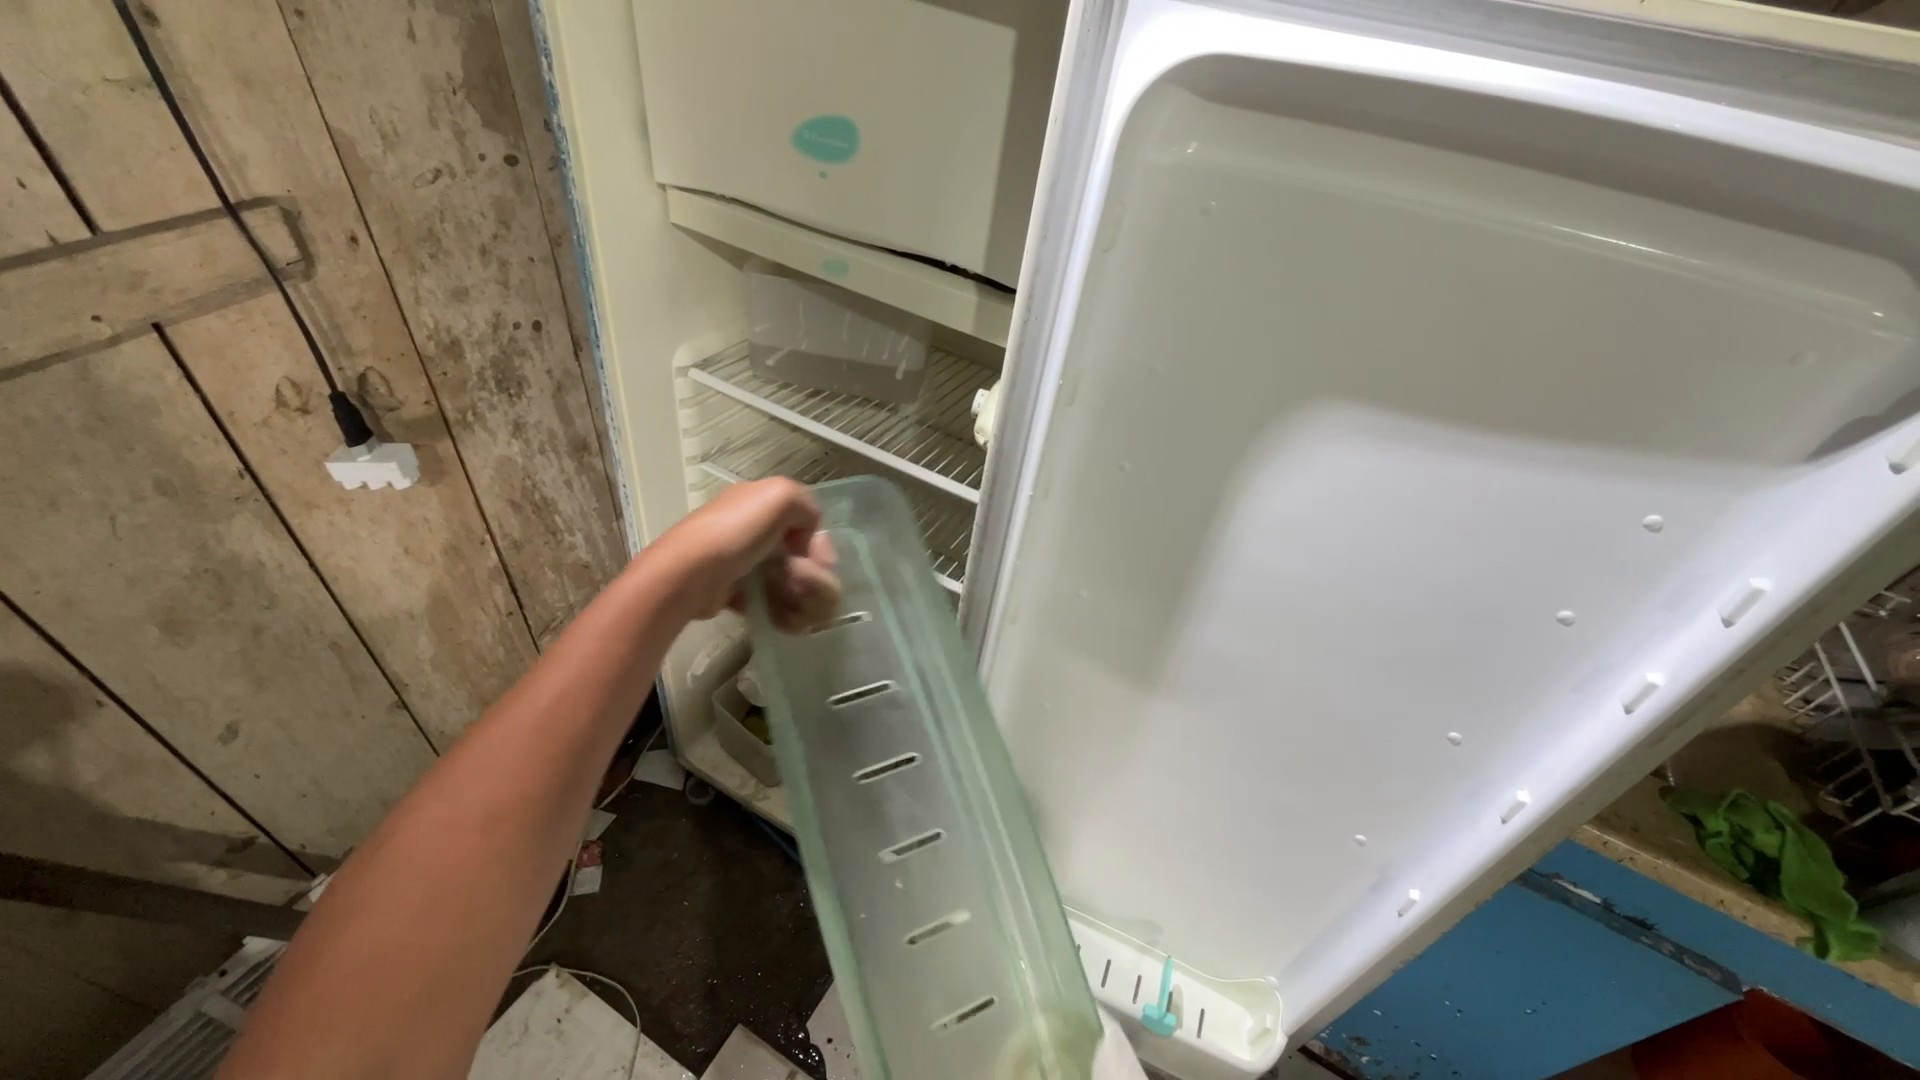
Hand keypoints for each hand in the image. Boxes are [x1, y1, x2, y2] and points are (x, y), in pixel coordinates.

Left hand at [642, 478, 839, 631]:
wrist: (687, 576)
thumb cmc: (734, 534)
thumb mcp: (779, 496)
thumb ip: (806, 504)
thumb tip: (811, 534)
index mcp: (764, 504)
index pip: (811, 527)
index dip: (820, 548)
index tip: (821, 565)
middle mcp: (756, 531)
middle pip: (807, 560)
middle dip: (814, 580)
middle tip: (801, 589)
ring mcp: (748, 565)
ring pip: (795, 587)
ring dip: (804, 602)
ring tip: (794, 612)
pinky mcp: (740, 595)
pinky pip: (775, 605)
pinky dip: (784, 614)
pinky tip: (782, 621)